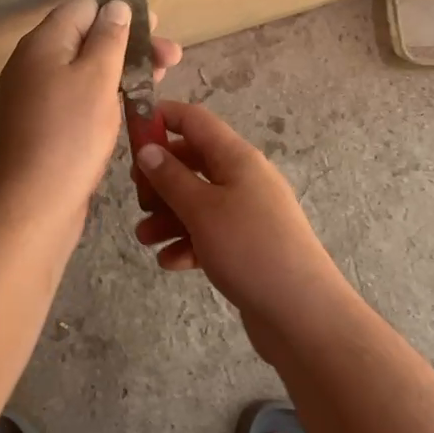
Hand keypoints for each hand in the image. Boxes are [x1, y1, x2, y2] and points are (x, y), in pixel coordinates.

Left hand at [0, 0, 181, 225]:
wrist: (31, 204)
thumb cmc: (69, 135)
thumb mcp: (96, 78)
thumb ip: (109, 38)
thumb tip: (114, 5)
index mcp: (43, 43)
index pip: (83, 7)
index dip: (120, 9)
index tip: (155, 24)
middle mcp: (33, 63)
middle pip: (86, 37)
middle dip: (130, 42)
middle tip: (171, 56)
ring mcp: (35, 96)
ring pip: (84, 69)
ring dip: (122, 69)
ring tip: (161, 79)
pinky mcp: (43, 124)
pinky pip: (77, 96)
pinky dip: (105, 94)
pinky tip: (132, 105)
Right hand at [131, 102, 352, 354]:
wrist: (302, 314)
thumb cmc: (249, 248)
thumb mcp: (201, 209)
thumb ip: (170, 177)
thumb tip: (148, 149)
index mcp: (236, 158)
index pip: (195, 120)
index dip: (162, 119)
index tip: (131, 136)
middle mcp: (243, 178)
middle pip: (193, 161)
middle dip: (161, 178)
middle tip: (138, 198)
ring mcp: (247, 213)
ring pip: (197, 201)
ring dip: (168, 216)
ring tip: (144, 238)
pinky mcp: (247, 246)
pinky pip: (209, 233)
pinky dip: (187, 242)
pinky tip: (170, 261)